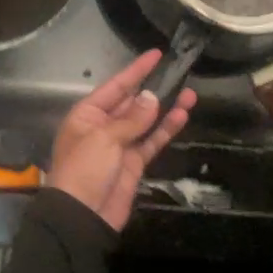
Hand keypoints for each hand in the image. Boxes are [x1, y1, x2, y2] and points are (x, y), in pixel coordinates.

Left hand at [46, 51, 196, 230]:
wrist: (81, 217)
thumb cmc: (84, 170)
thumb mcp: (104, 138)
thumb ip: (131, 119)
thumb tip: (152, 97)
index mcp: (87, 114)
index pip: (116, 86)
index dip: (136, 71)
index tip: (156, 54)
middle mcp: (103, 126)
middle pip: (132, 102)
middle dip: (154, 88)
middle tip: (178, 72)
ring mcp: (120, 145)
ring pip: (146, 121)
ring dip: (166, 108)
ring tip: (190, 93)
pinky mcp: (133, 163)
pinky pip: (152, 141)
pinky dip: (166, 130)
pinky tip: (182, 116)